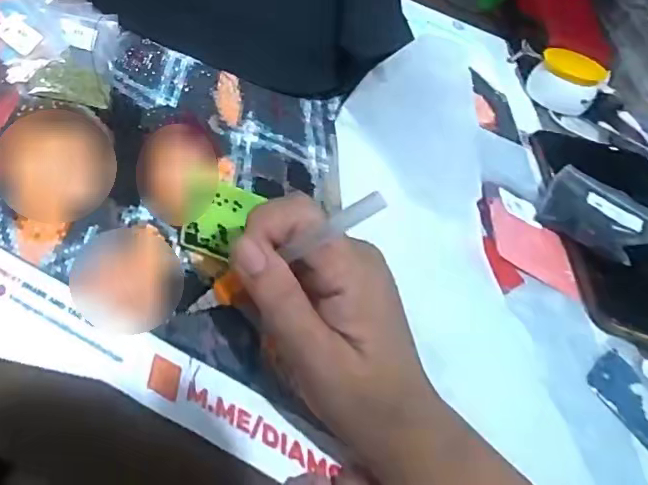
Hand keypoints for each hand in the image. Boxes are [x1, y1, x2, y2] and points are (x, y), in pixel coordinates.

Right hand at [232, 197, 434, 476]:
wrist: (407, 434)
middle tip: (248, 298)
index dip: (261, 228)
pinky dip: (279, 281)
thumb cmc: (363, 401)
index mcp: (351, 263)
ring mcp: (350, 264)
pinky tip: (282, 316)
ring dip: (267, 269)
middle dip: (259, 252)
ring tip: (265, 314)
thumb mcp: (313, 357)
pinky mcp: (343, 279)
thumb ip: (278, 298)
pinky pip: (300, 261)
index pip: (297, 212)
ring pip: (291, 241)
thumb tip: (240, 242)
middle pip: (291, 223)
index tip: (242, 271)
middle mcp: (352, 251)